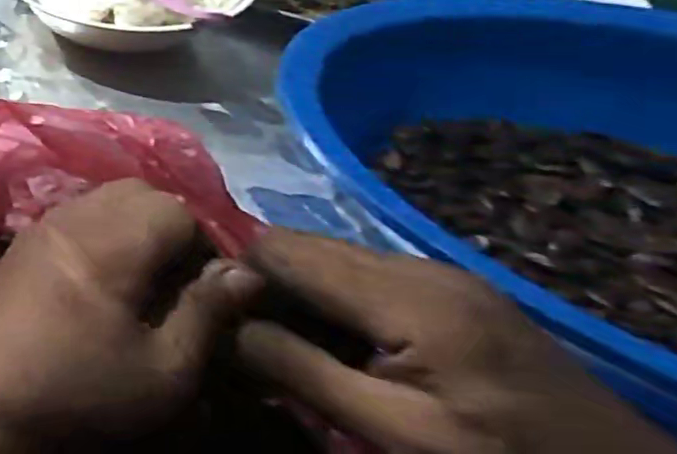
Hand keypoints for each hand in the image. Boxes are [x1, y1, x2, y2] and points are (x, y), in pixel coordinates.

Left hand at [0, 180, 263, 452]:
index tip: (213, 288)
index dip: (206, 242)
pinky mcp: (28, 234)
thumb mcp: (163, 370)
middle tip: (184, 280)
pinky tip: (109, 275)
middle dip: (173, 225)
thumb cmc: (80, 385)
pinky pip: (78, 209)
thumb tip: (244, 272)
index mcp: (107, 242)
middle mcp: (72, 215)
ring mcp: (44, 220)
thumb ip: (204, 312)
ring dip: (138, 224)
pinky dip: (106, 227)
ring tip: (149, 280)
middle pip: (138, 191)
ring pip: (105, 196)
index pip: (174, 207)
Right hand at [235, 230, 676, 453]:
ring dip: (299, 288)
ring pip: (327, 253)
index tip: (223, 316)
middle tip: (255, 332)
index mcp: (406, 295)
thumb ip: (300, 368)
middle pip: (300, 243)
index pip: (277, 248)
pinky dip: (336, 295)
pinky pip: (365, 271)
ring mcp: (443, 274)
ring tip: (297, 339)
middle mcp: (418, 265)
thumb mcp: (398, 434)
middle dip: (264, 280)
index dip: (237, 274)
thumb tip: (219, 320)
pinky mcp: (457, 291)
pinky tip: (345, 339)